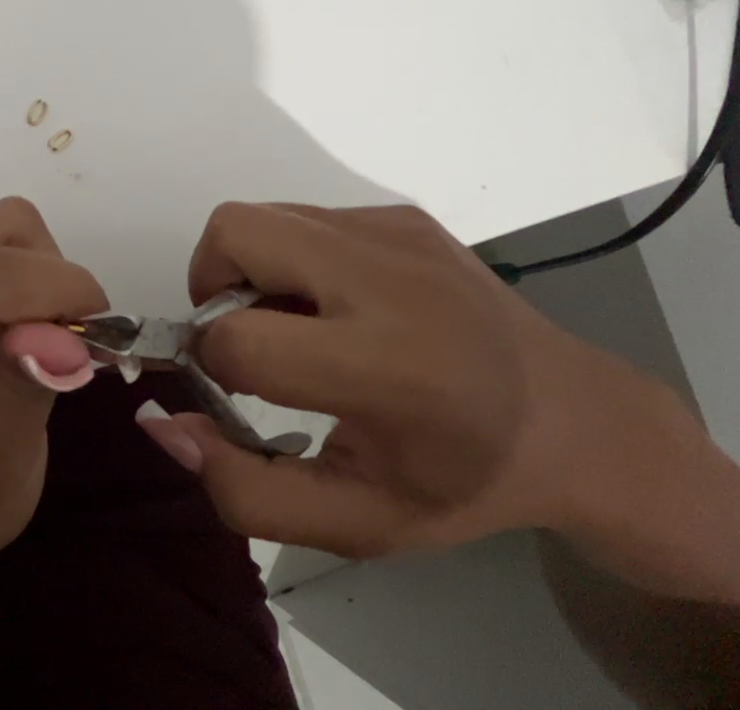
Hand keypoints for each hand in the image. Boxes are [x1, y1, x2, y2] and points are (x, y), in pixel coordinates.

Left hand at [0, 197, 107, 582]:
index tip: (101, 340)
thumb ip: (18, 396)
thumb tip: (58, 333)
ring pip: (2, 231)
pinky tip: (27, 340)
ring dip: (44, 277)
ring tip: (47, 347)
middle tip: (69, 352)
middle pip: (0, 233)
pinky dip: (30, 281)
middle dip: (54, 279)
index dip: (60, 289)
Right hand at [139, 203, 702, 558]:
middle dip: (211, 285)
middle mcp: (392, 282)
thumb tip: (162, 422)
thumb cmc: (461, 482)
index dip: (212, 367)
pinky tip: (338, 307)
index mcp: (388, 370)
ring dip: (249, 270)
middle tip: (246, 338)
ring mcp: (399, 235)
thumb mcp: (354, 523)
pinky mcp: (404, 216)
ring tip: (297, 324)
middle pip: (234, 233)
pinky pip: (303, 219)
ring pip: (261, 217)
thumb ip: (243, 489)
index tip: (235, 390)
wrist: (577, 422)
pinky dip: (292, 259)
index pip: (239, 340)